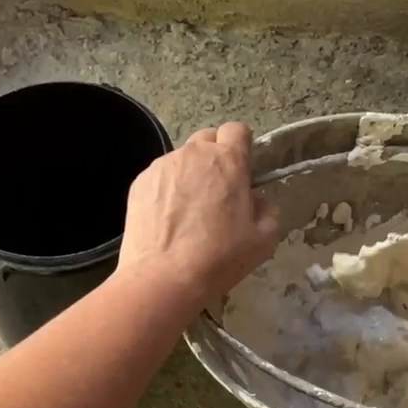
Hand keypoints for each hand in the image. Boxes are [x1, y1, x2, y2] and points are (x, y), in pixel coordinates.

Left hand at [119, 122, 279, 304]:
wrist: (163, 278)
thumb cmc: (219, 258)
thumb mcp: (263, 239)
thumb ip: (267, 210)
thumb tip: (256, 201)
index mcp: (228, 160)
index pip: (237, 130)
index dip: (241, 146)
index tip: (242, 169)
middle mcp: (194, 154)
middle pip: (207, 139)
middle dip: (215, 156)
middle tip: (218, 190)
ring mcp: (163, 166)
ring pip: (182, 159)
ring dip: (190, 173)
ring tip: (189, 210)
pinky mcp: (139, 182)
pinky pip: (160, 176)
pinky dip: (167, 189)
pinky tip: (168, 219)